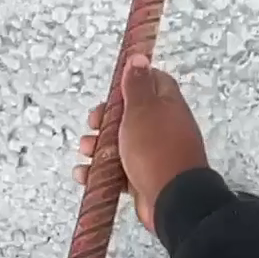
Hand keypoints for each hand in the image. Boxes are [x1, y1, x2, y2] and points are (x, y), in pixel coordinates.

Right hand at [73, 54, 208, 230]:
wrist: (172, 201)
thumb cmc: (156, 150)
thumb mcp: (142, 110)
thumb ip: (137, 84)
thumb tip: (139, 56)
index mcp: (167, 105)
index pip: (152, 82)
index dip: (130, 82)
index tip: (112, 91)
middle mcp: (163, 127)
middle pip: (130, 114)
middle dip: (106, 118)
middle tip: (93, 123)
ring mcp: (154, 154)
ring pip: (120, 143)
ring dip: (98, 146)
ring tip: (86, 151)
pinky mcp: (144, 178)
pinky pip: (118, 171)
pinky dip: (100, 171)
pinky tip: (85, 174)